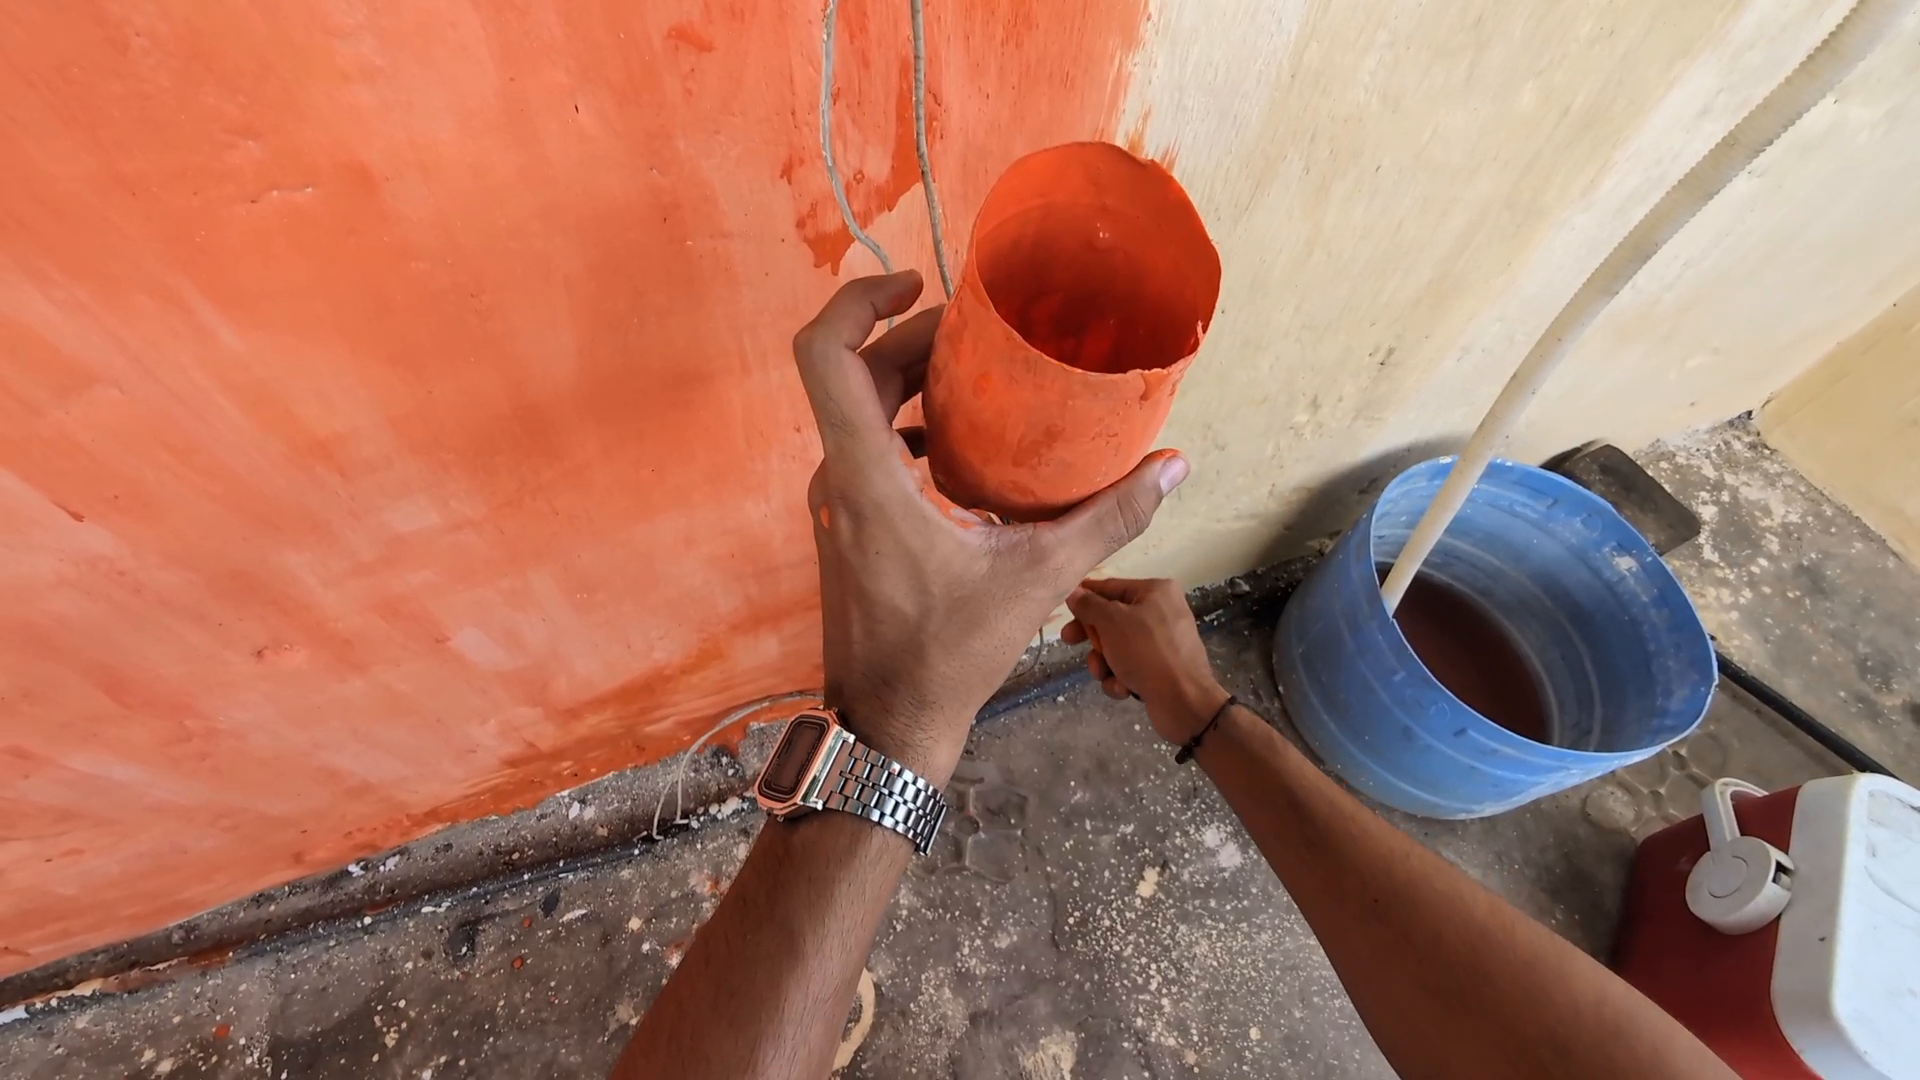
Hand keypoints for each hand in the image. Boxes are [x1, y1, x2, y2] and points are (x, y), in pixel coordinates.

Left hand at [793, 272, 1189, 786]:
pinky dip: (906, 429)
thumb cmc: (951, 653)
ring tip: (976, 379)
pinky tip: (959, 448)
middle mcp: (837, 479)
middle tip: (979, 334)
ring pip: (859, 414)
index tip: (915, 283)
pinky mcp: (847, 525)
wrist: (890, 722)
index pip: (825, 356)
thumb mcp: (1038, 578)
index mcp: (866, 476)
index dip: (858, 301)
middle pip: (854, 375)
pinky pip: (867, 451)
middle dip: (911, 340)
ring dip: (909, 384)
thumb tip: (1174, 465)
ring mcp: (835, 504)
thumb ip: (1108, 517)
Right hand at [1061, 578, 1229, 744]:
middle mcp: (1161, 611)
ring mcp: (1162, 641)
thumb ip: (1088, 605)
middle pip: (1111, 618)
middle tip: (1069, 641)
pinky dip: (1121, 677)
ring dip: (1104, 662)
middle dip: (1092, 636)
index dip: (1084, 597)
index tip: (1063, 607)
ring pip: (1117, 645)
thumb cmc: (1146, 652)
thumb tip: (1073, 592)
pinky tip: (1123, 688)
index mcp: (1154, 591)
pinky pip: (1131, 665)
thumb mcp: (1111, 622)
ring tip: (1104, 674)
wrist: (1184, 701)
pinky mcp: (1162, 668)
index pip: (1109, 587)